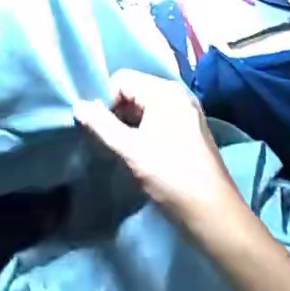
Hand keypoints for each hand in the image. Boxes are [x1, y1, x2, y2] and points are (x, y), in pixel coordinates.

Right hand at [74, 70, 240, 221]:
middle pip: (135, 90)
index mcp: (164, 91)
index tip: (97, 129)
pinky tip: (139, 153)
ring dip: (129, 123)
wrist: (212, 211)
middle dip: (116, 112)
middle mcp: (177, 93)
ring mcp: (187, 110)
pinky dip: (145, 129)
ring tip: (120, 150)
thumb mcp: (131, 151)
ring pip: (147, 106)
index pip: (123, 79)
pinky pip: (160, 118)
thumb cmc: (170, 176)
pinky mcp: (191, 128)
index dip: (105, 100)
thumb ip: (102, 127)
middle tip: (106, 141)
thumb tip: (77, 106)